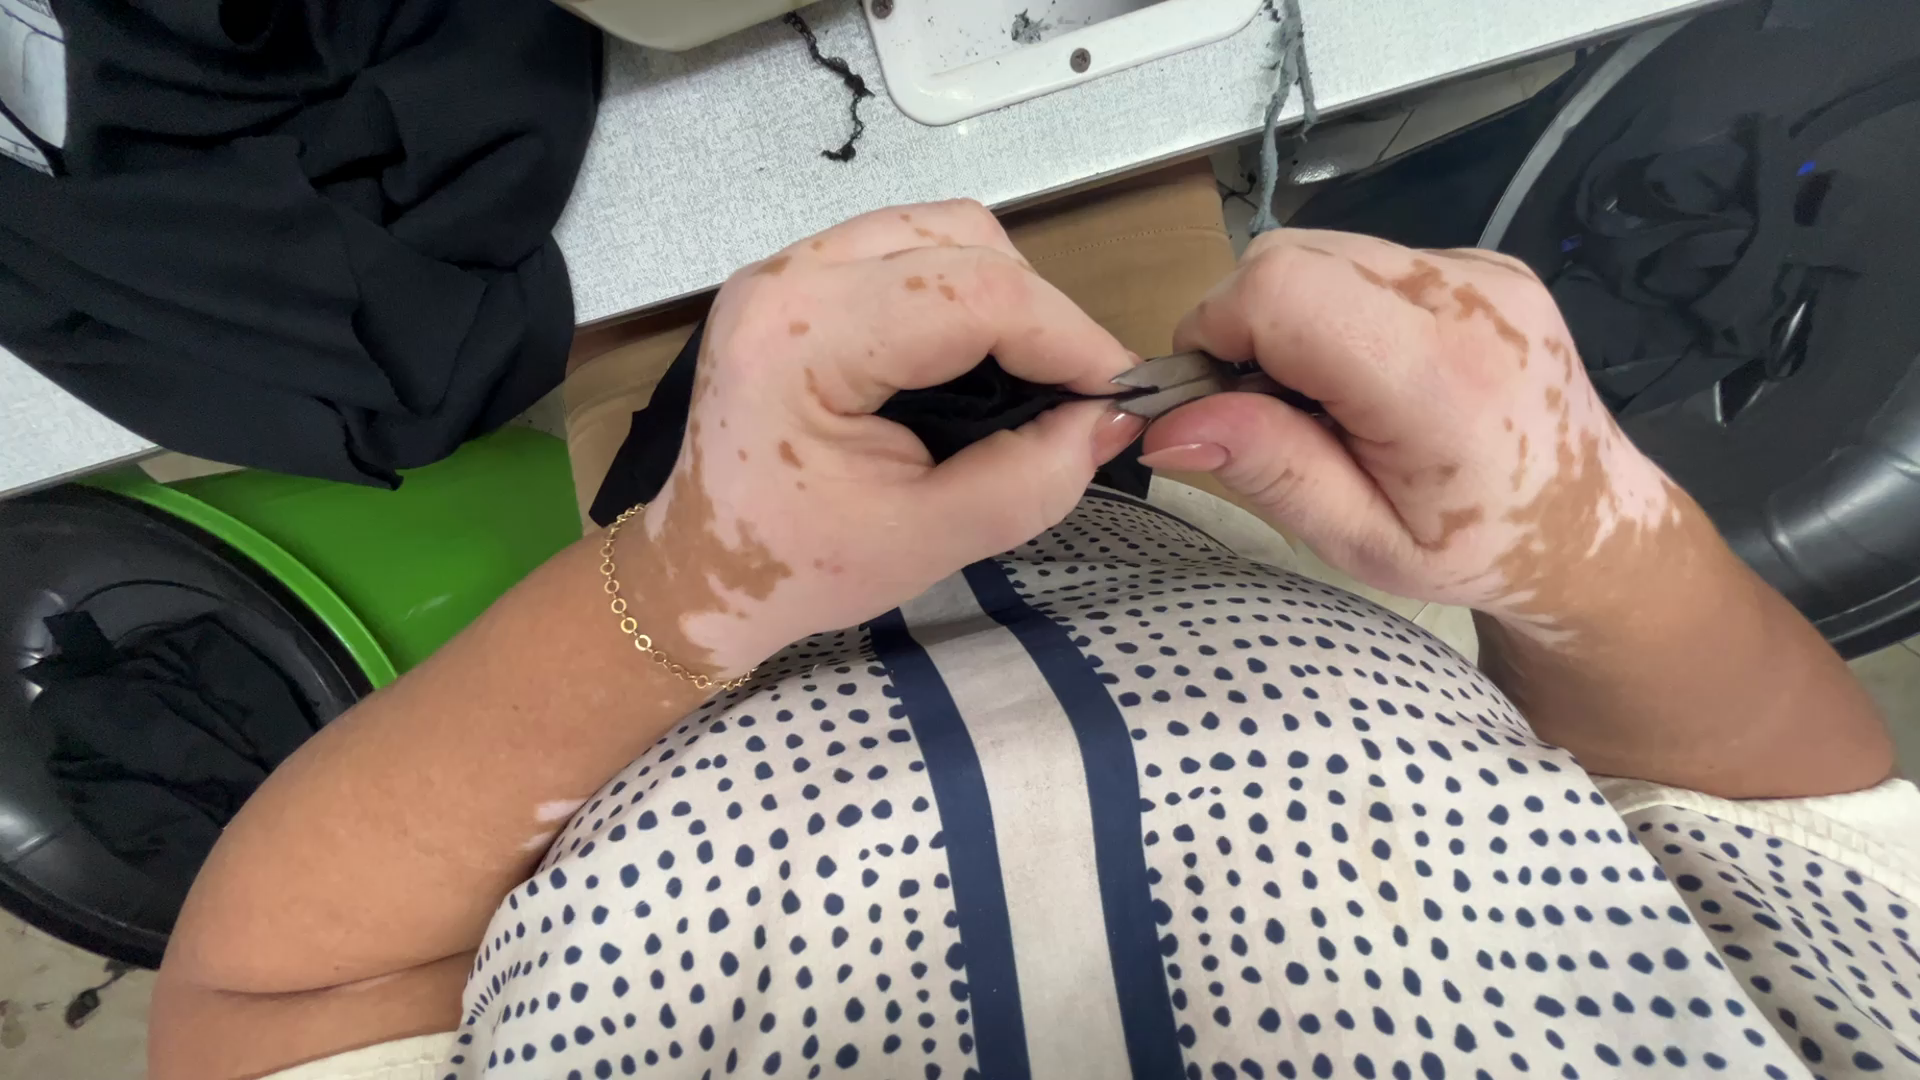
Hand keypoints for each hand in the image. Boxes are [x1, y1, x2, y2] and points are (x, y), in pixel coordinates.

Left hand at [627, 201, 1143, 674]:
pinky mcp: (797, 283)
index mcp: (802, 339)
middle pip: (960, 239)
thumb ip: (1027, 483)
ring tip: (1024, 375)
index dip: (1069, 337)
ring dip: (1003, 297)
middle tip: (1066, 390)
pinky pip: (908, 253)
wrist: (703, 571)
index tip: (1119, 393)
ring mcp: (786, 270)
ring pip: (939, 232)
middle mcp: (788, 277)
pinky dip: (963, 296)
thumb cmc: (799, 568)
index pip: (974, 294)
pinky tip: (971, 360)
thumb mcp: (925, 542)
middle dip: (1038, 313)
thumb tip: (1107, 420)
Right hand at [1138, 228, 1690, 640]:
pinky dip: (1319, 314)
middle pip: (1285, 257)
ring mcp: (1475, 266)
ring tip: (1311, 396)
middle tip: (1259, 408)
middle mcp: (1463, 293)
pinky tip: (1352, 374)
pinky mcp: (1473, 262)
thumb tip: (1167, 427)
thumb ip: (1269, 470)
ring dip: (1277, 321)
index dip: (1213, 334)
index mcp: (1435, 375)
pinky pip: (1351, 263)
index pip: (1277, 289)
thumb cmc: (1472, 552)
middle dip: (1237, 328)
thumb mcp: (1357, 539)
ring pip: (1311, 253)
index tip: (1212, 403)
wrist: (1588, 524)